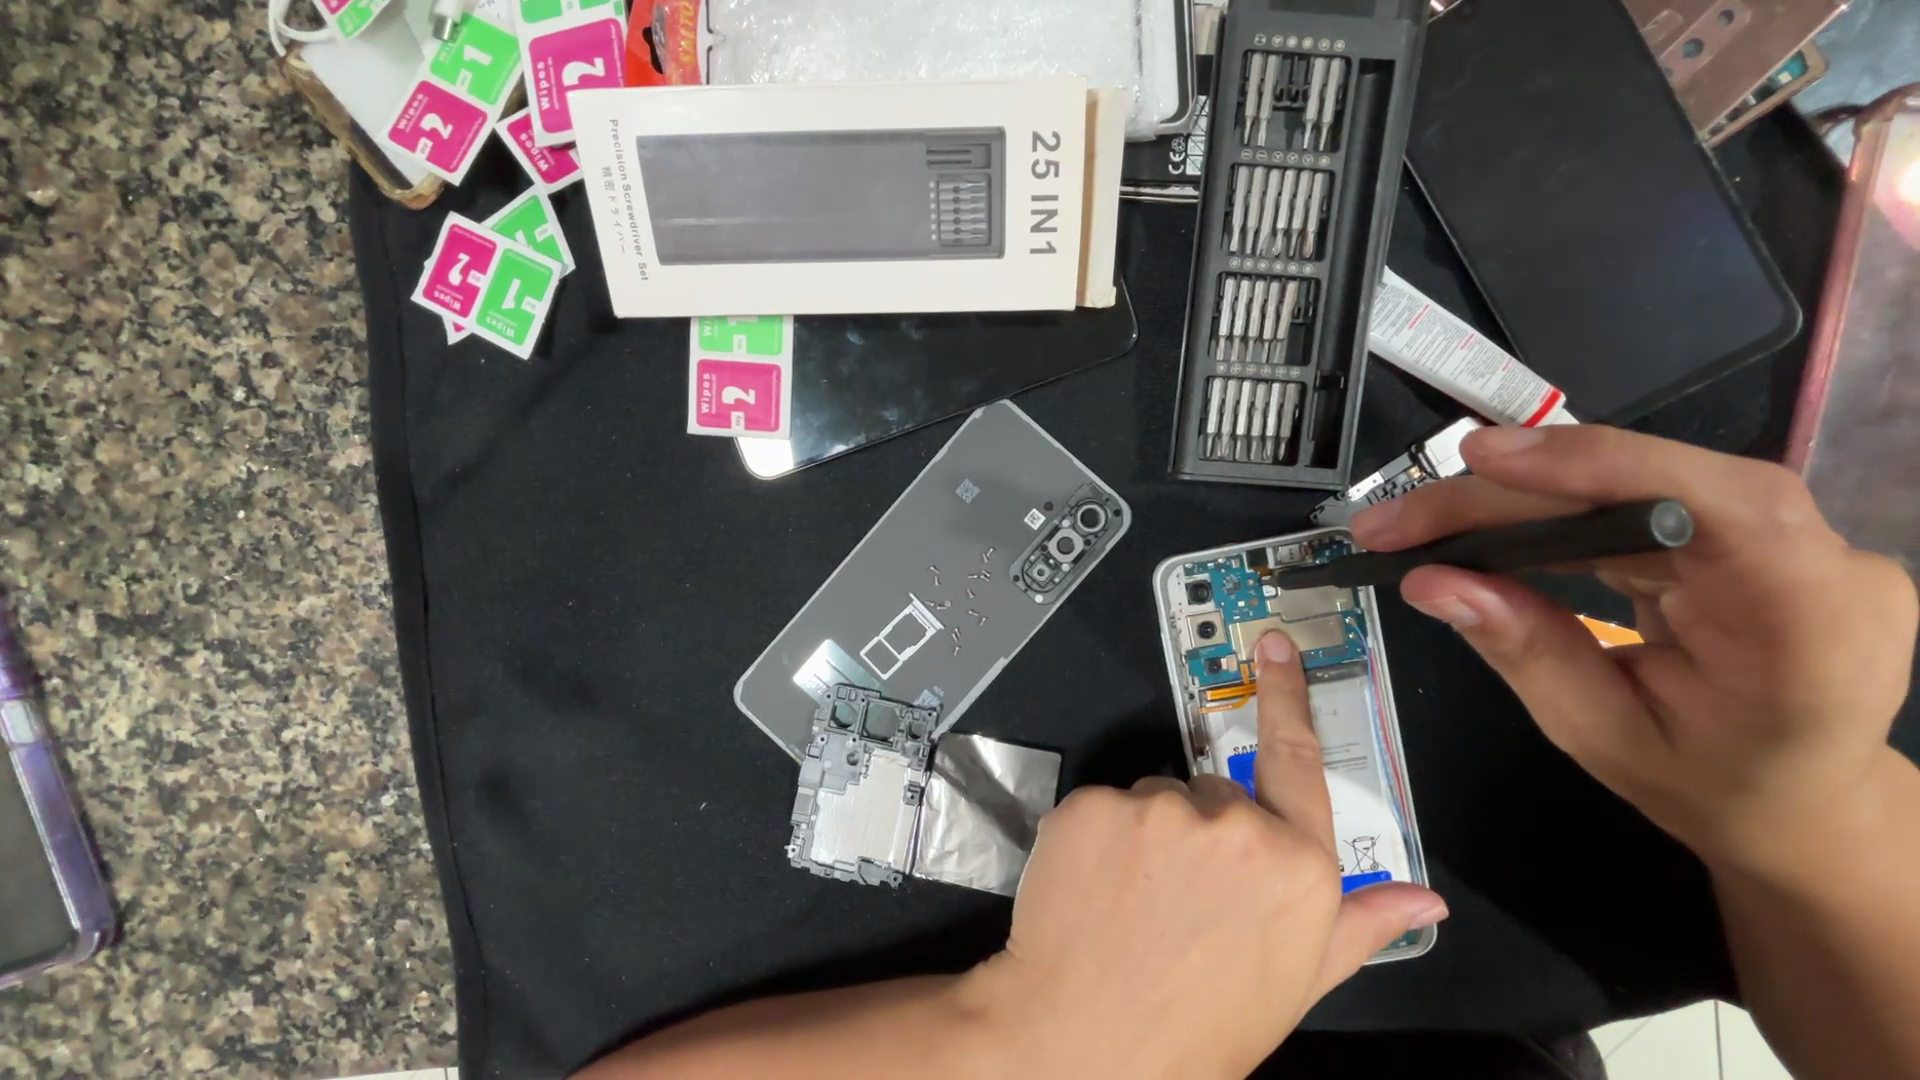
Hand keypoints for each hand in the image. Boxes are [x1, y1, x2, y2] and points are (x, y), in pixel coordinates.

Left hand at [958, 632, 1446, 1079]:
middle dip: (1203, 829)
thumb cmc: (1199, 1024)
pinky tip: (1099, 886)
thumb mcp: (1295, 982)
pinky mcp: (1093, 805)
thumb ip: (1357, 926)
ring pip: (1155, 797)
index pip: (1297, 759)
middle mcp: (1232, 825)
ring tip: (1138, 899)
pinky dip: (1100, 835)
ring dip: (1149, 833)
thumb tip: (1425, 899)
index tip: (1277, 646)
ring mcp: (1156, 809)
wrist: (1084, 1044)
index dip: (1287, 696)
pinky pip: (1104, 804)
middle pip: (1215, 790)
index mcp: (1296, 865)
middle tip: (1182, 894)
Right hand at [1351, 425, 1917, 875]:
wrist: (1797, 798)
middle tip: (1390, 524)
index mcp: (1811, 628)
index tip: (1481, 457)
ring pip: (1622, 485)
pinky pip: (1622, 500)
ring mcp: (1779, 539)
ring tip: (1408, 527)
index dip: (1599, 465)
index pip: (1722, 507)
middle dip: (1500, 498)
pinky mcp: (1732, 531)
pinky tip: (1471, 528)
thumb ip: (1524, 650)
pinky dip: (1536, 511)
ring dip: (1503, 501)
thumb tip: (1430, 582)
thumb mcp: (1599, 732)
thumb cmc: (1708, 783)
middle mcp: (1815, 561)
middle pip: (1643, 488)